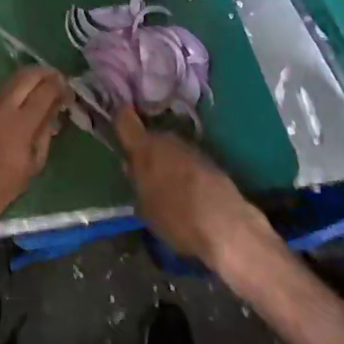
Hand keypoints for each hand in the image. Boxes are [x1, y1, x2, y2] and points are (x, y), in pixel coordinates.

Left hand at [0, 66, 68, 230]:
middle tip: (60, 80)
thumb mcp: (35, 161)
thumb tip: (55, 109)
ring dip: (32, 76)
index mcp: (21, 123)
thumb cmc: (6, 183)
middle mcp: (5, 107)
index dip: (61, 87)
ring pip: (14, 77)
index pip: (45, 91)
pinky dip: (20, 84)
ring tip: (46, 84)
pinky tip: (29, 95)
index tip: (69, 93)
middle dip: (47, 73)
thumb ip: (45, 131)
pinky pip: (5, 87)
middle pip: (28, 75)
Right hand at [113, 105, 273, 264]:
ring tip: (165, 184)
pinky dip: (184, 170)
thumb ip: (135, 182)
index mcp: (145, 147)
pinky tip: (186, 192)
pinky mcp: (210, 161)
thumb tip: (130, 166)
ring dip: (166, 160)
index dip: (120, 118)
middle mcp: (167, 139)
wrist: (227, 225)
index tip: (116, 122)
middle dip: (146, 149)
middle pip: (150, 137)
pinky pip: (188, 161)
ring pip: (170, 148)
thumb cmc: (176, 217)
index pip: (125, 120)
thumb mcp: (144, 207)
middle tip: (141, 170)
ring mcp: (191, 148)